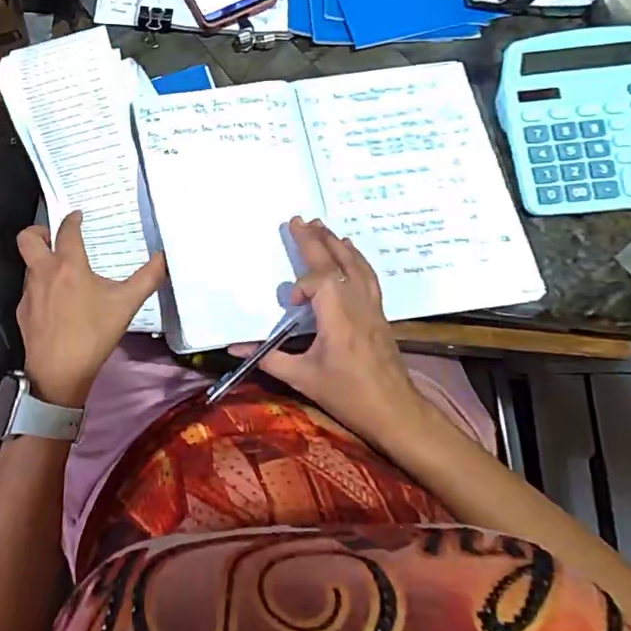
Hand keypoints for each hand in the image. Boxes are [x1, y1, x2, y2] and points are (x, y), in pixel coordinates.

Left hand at [17, 211, 165, 409]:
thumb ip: (148, 278)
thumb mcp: (127, 304)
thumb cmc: (94, 333)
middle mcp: (43, 273)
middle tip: (53, 236)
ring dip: (42, 262)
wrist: (59, 372)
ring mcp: (29, 293)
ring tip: (63, 274)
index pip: (66, 231)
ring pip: (29, 266)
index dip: (72, 219)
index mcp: (69, 266)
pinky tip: (57, 304)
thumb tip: (165, 257)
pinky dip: (41, 288)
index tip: (78, 216)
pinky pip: (30, 291)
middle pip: (28, 238)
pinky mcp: (22, 312)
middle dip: (39, 231)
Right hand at [230, 217, 435, 443]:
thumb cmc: (348, 396)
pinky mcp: (380, 313)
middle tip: (298, 220)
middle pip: (338, 264)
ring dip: (337, 244)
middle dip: (316, 241)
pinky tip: (350, 251)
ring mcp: (372, 307)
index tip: (290, 302)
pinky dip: (356, 259)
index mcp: (339, 320)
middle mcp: (358, 306)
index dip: (302, 283)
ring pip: (356, 266)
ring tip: (321, 226)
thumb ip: (270, 359)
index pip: (322, 281)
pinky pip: (368, 276)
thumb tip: (235, 348)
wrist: (394, 410)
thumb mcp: (304, 380)